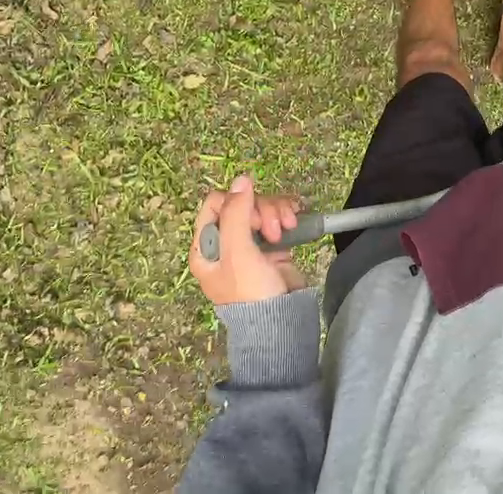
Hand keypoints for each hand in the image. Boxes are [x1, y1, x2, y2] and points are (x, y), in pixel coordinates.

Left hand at [188, 174, 304, 304]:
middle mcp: (226, 241)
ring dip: (277, 211)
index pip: (216, 204)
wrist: (281, 323)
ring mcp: (250, 242)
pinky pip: (277, 216)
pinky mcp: (272, 245)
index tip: (253, 221)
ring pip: (262, 207)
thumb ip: (236, 214)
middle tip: (273, 231)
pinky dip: (287, 214)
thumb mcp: (237, 253)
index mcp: (206, 245)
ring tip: (288, 227)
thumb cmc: (251, 292)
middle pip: (243, 202)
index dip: (237, 204)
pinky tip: (295, 220)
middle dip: (262, 210)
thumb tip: (242, 179)